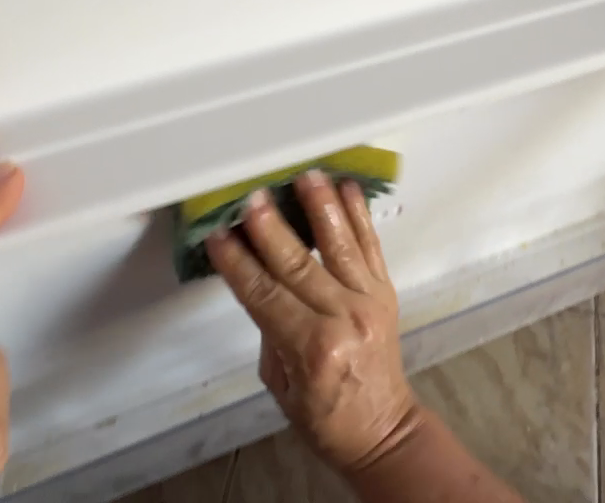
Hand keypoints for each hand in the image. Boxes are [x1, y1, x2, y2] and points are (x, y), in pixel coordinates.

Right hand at [206, 171, 421, 471]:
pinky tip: (347, 188)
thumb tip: (257, 274)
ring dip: (320, 206)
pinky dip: (358, 214)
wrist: (381, 427)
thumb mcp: (280, 382)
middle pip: (299, 264)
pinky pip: (371, 244)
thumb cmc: (324, 415)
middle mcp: (345, 317)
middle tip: (253, 199)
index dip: (238, 263)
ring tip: (305, 176)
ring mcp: (370, 299)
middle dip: (272, 228)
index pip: (265, 295)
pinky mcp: (386, 289)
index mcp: (313, 348)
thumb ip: (270, 327)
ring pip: (340, 244)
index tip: (218, 236)